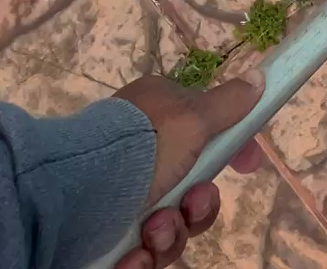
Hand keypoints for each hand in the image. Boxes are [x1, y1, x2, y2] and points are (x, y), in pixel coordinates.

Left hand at [110, 74, 267, 268]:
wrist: (67, 200)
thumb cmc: (140, 146)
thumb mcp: (194, 117)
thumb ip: (229, 103)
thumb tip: (258, 77)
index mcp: (160, 117)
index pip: (208, 134)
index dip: (232, 152)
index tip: (248, 167)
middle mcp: (142, 156)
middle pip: (192, 189)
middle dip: (197, 205)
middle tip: (190, 202)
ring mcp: (120, 200)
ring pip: (169, 226)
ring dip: (169, 233)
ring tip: (150, 232)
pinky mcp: (102, 240)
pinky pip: (138, 255)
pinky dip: (139, 260)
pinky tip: (131, 257)